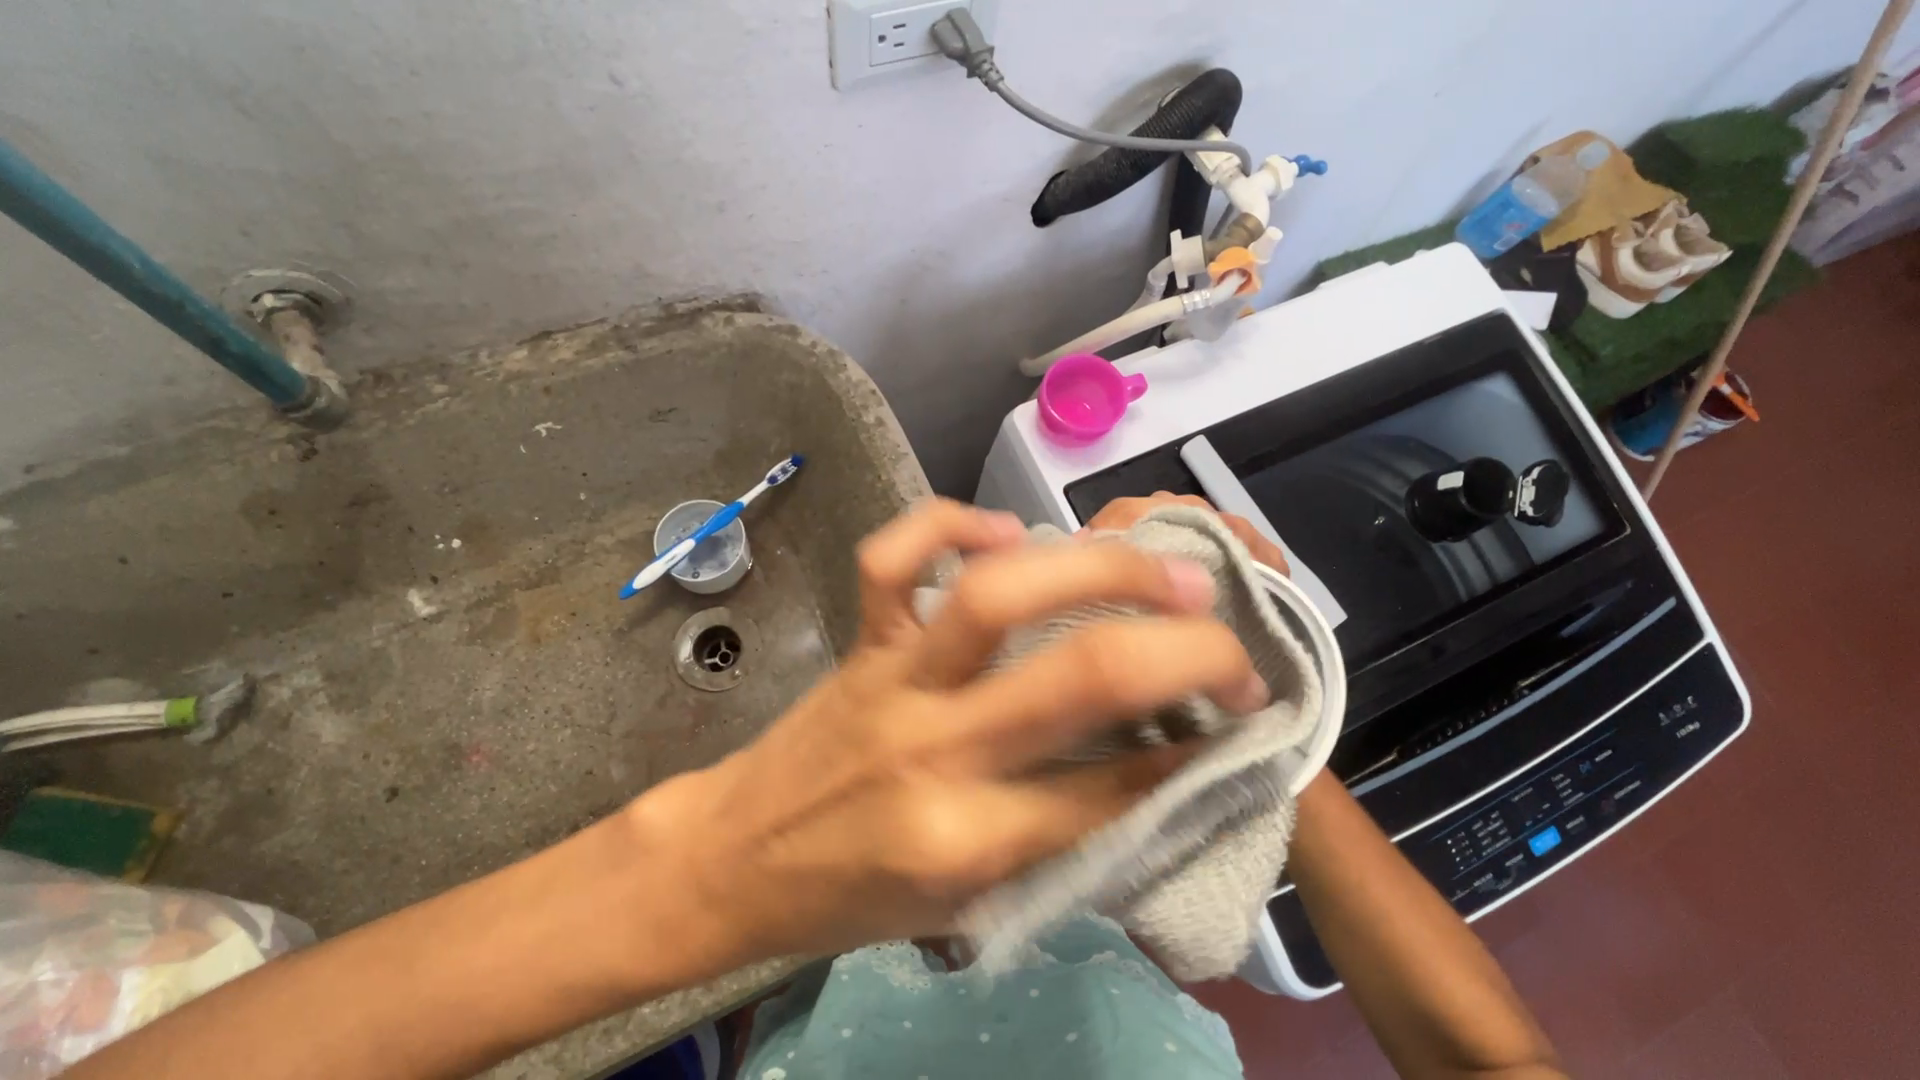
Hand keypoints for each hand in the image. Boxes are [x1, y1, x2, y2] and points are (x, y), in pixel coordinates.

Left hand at [636, 499, 1267, 963]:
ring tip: (1164, 566)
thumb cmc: (855, 895)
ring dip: (1096, 568)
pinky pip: (892, 559)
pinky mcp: (862, 641)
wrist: (733, 860)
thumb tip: (1158, 771)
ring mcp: (892, 680)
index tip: (1243, 722)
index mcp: (967, 841)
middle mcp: (936, 750)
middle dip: (1186, 652)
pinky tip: (1007, 530)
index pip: (1116, 788)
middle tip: (1238, 647)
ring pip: (995, 596)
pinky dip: (950, 523)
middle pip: (1081, 678)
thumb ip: (1060, 841)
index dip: (1197, 753)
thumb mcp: (968, 904)